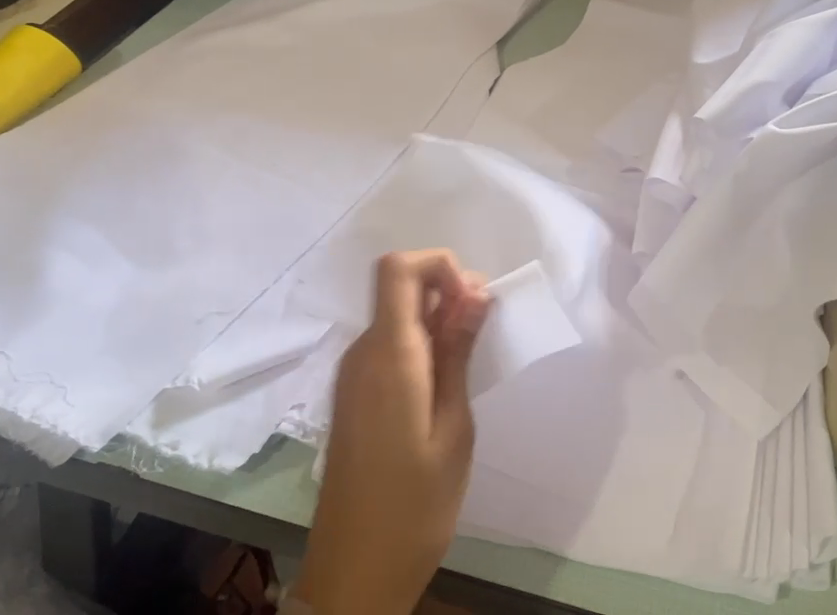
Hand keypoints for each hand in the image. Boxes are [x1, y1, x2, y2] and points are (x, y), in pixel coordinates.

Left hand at [291, 249, 491, 614]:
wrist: (355, 570)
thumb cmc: (416, 503)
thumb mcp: (454, 427)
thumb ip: (458, 353)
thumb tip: (473, 291)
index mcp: (388, 355)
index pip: (398, 268)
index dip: (440, 266)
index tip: (474, 302)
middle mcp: (362, 353)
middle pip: (400, 289)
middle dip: (447, 293)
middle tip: (485, 335)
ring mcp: (352, 375)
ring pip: (396, 317)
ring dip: (436, 322)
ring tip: (471, 365)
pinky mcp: (353, 396)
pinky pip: (388, 347)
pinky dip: (420, 348)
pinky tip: (444, 388)